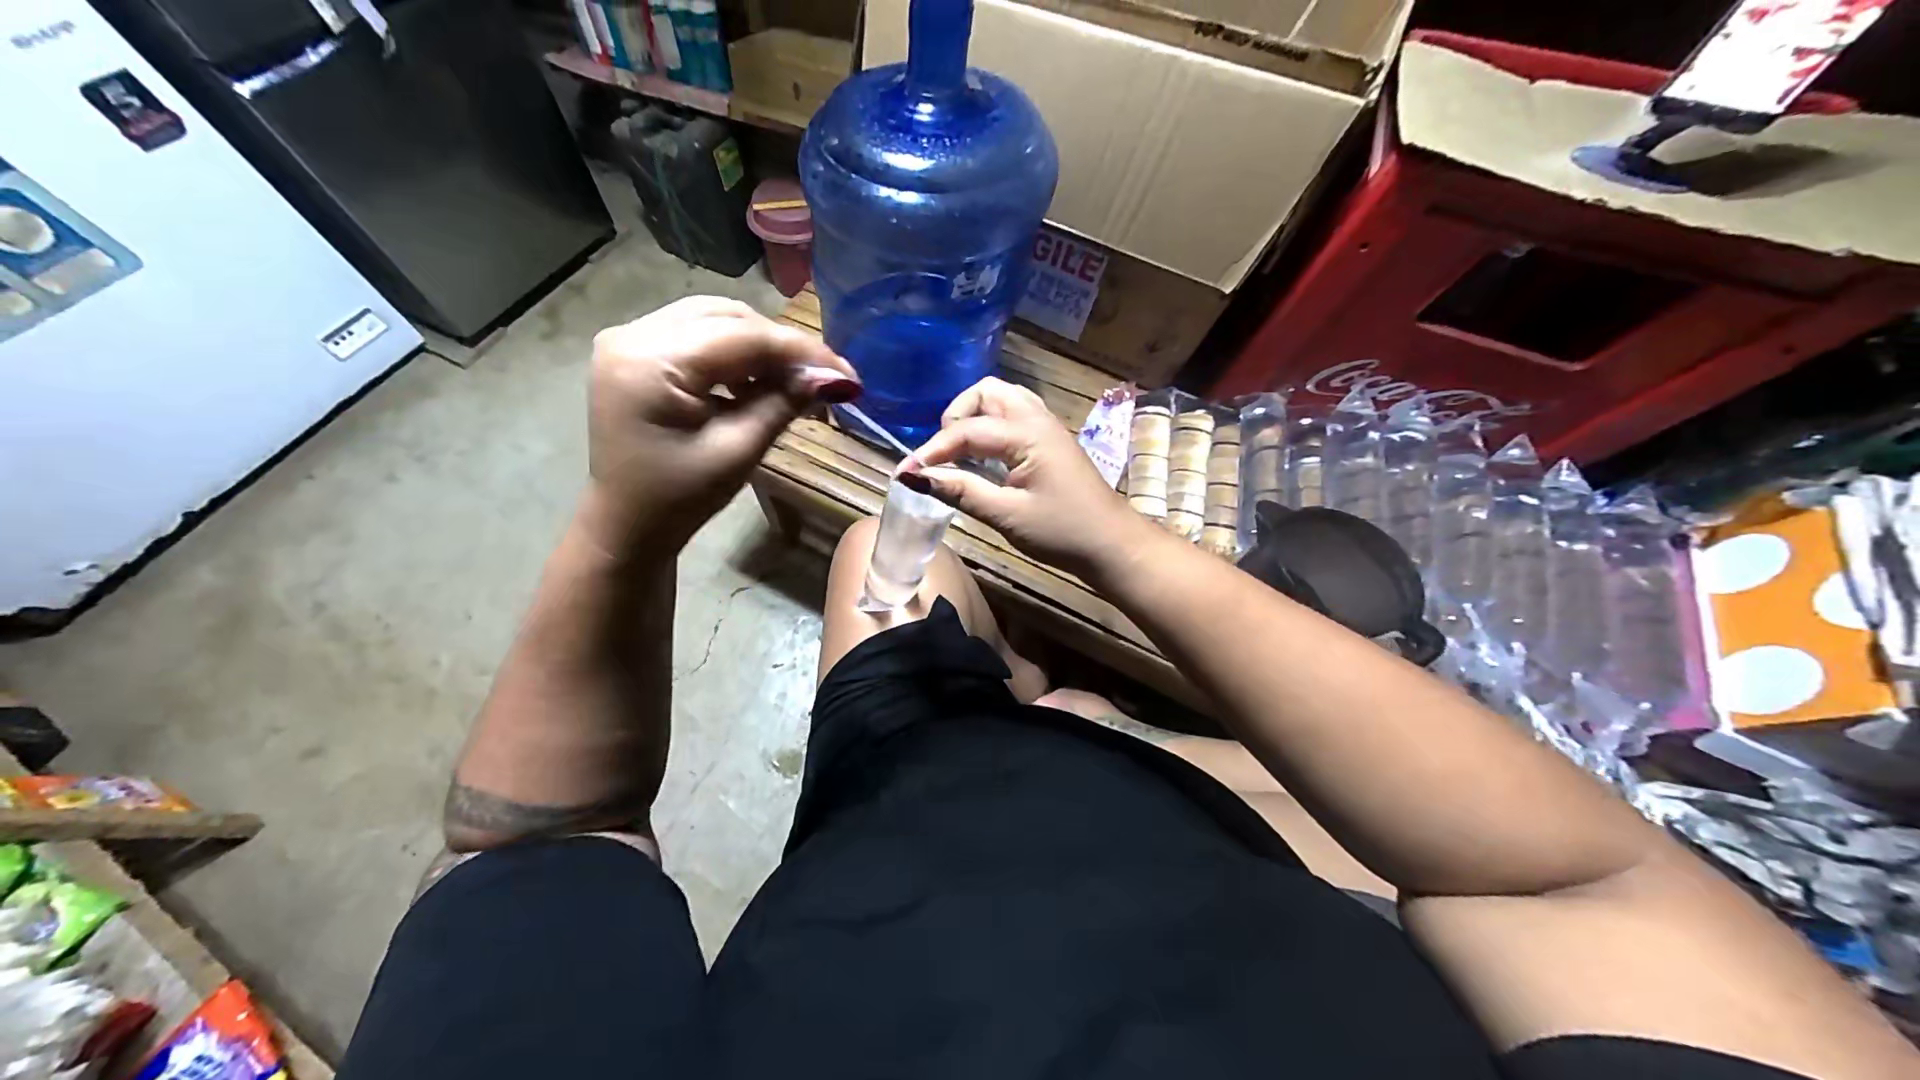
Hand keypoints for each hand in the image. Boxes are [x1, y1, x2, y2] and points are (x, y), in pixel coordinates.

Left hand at [586, 296, 858, 551]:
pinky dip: (734, 352)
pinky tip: (758, 380)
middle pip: (728, 318)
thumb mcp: (737, 452)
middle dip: (781, 345)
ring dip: (761, 346)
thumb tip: (834, 377)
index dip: (800, 351)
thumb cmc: (678, 499)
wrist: (627, 525)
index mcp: (650, 361)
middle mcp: (632, 334)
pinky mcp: (636, 351)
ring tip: (795, 381)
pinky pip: (697, 335)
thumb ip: (782, 403)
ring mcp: (629, 339)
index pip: (742, 336)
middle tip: (825, 378)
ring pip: (715, 320)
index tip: (847, 374)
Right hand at [902, 377, 1150, 576]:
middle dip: (956, 417)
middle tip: (944, 454)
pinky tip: (985, 457)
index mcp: (1027, 433)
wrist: (1112, 545)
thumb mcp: (1006, 514)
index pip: (966, 430)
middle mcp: (1037, 418)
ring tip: (961, 453)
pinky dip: (992, 425)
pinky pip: (1014, 415)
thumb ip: (960, 491)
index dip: (930, 451)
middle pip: (985, 393)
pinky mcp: (1050, 440)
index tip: (903, 473)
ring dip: (975, 417)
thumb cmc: (1062, 531)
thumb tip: (914, 477)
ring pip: (1002, 399)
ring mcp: (1047, 427)